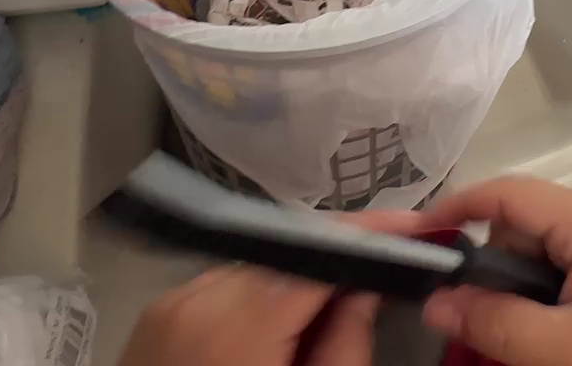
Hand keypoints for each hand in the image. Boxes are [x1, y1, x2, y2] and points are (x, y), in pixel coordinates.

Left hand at [117, 209, 428, 365]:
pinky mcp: (157, 313)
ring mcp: (172, 301)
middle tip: (388, 262)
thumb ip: (346, 344)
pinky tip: (285, 318)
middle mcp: (200, 297)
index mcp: (238, 329)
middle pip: (289, 250)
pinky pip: (227, 282)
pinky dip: (263, 291)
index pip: (318, 252)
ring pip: (260, 262)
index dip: (371, 232)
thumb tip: (367, 287)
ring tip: (339, 295)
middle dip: (340, 252)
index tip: (414, 227)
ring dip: (301, 272)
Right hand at [419, 178, 571, 365]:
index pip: (503, 192)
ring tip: (493, 347)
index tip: (411, 243)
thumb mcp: (567, 351)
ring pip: (533, 259)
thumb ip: (497, 323)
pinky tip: (528, 347)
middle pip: (515, 228)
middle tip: (458, 326)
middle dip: (483, 274)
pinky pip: (557, 280)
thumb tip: (435, 301)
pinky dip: (535, 311)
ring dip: (508, 300)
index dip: (453, 210)